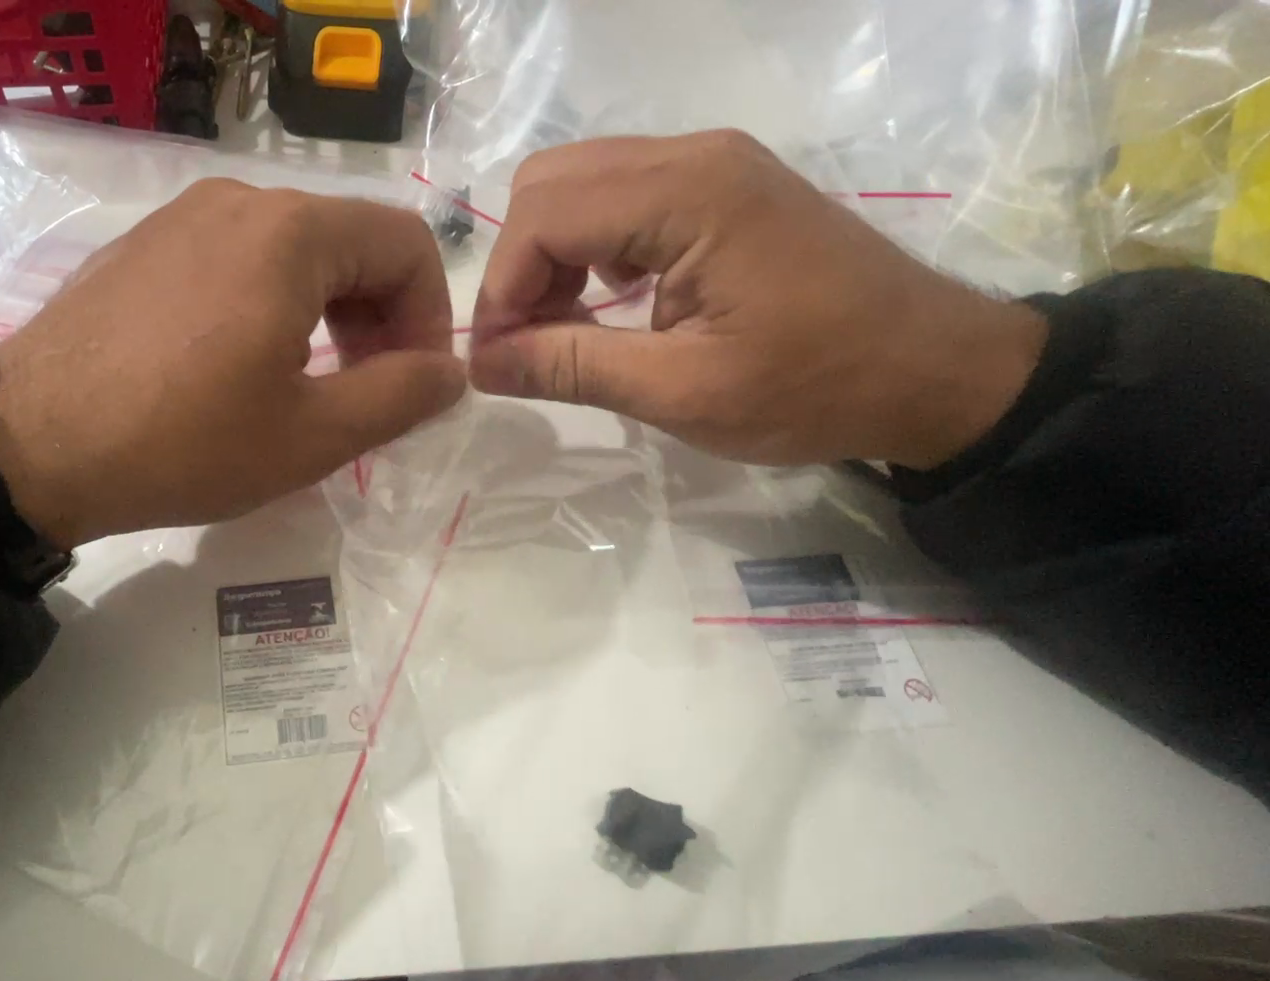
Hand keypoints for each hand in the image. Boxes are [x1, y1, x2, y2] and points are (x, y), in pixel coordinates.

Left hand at [0, 180, 463, 547]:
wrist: (32, 447)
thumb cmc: (184, 444)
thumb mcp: (311, 436)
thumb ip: (399, 396)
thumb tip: (449, 371)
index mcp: (292, 234)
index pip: (406, 245)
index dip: (429, 317)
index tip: (413, 385)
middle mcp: (238, 201)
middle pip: (349, 241)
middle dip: (380, 315)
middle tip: (369, 390)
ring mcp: (180, 217)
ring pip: (290, 249)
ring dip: (326, 310)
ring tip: (310, 383)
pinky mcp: (141, 246)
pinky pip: (233, 259)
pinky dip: (268, 303)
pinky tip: (242, 365)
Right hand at [469, 132, 1049, 469]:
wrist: (933, 373)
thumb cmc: (812, 388)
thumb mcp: (679, 391)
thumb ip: (568, 367)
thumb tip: (480, 363)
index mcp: (688, 194)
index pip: (544, 215)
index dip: (503, 288)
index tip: (499, 358)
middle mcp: (694, 156)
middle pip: (550, 183)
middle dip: (521, 265)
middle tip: (529, 340)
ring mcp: (711, 166)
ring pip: (580, 186)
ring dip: (552, 257)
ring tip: (566, 329)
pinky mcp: (721, 189)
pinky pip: (620, 199)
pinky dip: (591, 250)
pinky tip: (614, 304)